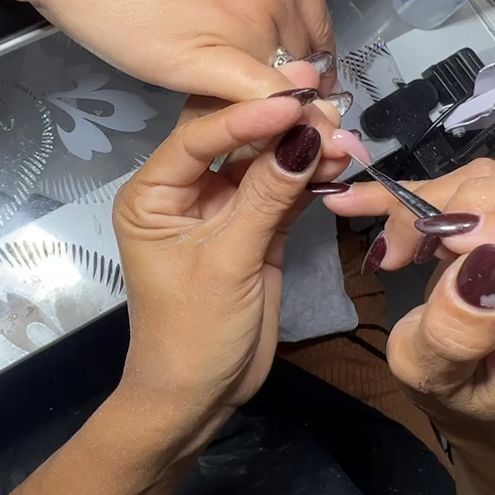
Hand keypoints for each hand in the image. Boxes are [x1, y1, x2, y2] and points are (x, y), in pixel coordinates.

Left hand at [112, 91, 343, 429]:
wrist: (199, 395)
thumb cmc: (194, 333)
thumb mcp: (227, 263)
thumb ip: (266, 198)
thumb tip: (306, 136)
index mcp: (151, 194)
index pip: (197, 137)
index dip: (244, 116)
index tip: (293, 102)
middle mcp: (182, 190)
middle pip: (229, 136)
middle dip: (275, 118)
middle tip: (323, 99)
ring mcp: (220, 205)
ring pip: (260, 158)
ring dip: (299, 143)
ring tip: (342, 128)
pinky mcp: (252, 225)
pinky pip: (280, 188)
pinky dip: (308, 174)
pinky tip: (338, 157)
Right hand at [322, 161, 494, 423]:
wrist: (469, 381)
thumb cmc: (464, 391)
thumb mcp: (442, 382)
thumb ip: (457, 336)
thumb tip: (478, 267)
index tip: (451, 245)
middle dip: (469, 209)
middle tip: (412, 250)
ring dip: (432, 203)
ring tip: (395, 253)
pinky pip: (463, 180)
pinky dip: (407, 189)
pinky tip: (354, 201)